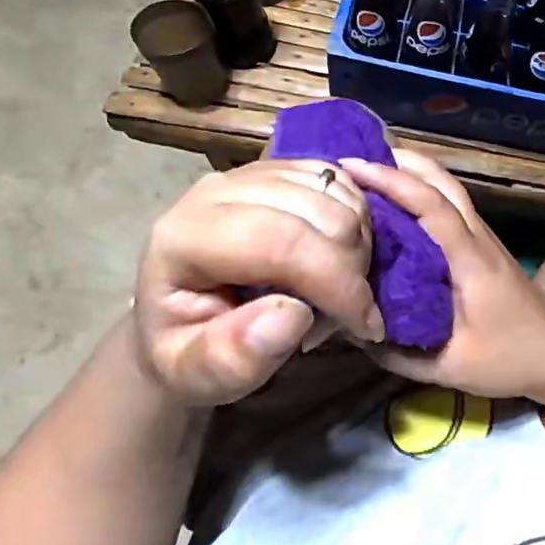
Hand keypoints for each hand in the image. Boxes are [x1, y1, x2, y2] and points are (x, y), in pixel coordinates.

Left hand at [133, 161, 383, 406]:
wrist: (178, 320)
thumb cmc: (186, 352)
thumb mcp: (196, 376)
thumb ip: (233, 357)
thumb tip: (293, 316)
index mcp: (186, 238)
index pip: (281, 242)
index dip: (336, 282)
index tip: (366, 326)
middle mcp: (216, 190)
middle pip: (318, 210)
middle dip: (350, 268)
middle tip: (341, 317)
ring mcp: (247, 173)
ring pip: (334, 190)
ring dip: (356, 243)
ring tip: (336, 289)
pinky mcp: (273, 168)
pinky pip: (336, 177)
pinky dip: (355, 216)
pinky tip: (340, 255)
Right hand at [339, 150, 544, 400]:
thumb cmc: (511, 358)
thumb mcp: (452, 369)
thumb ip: (400, 354)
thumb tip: (352, 332)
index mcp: (470, 261)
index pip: (432, 206)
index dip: (393, 182)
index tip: (352, 168)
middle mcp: (476, 236)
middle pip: (441, 181)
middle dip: (396, 162)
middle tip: (348, 161)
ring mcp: (480, 234)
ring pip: (445, 185)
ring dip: (408, 170)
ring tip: (364, 170)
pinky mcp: (479, 241)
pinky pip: (446, 200)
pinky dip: (418, 187)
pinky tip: (391, 198)